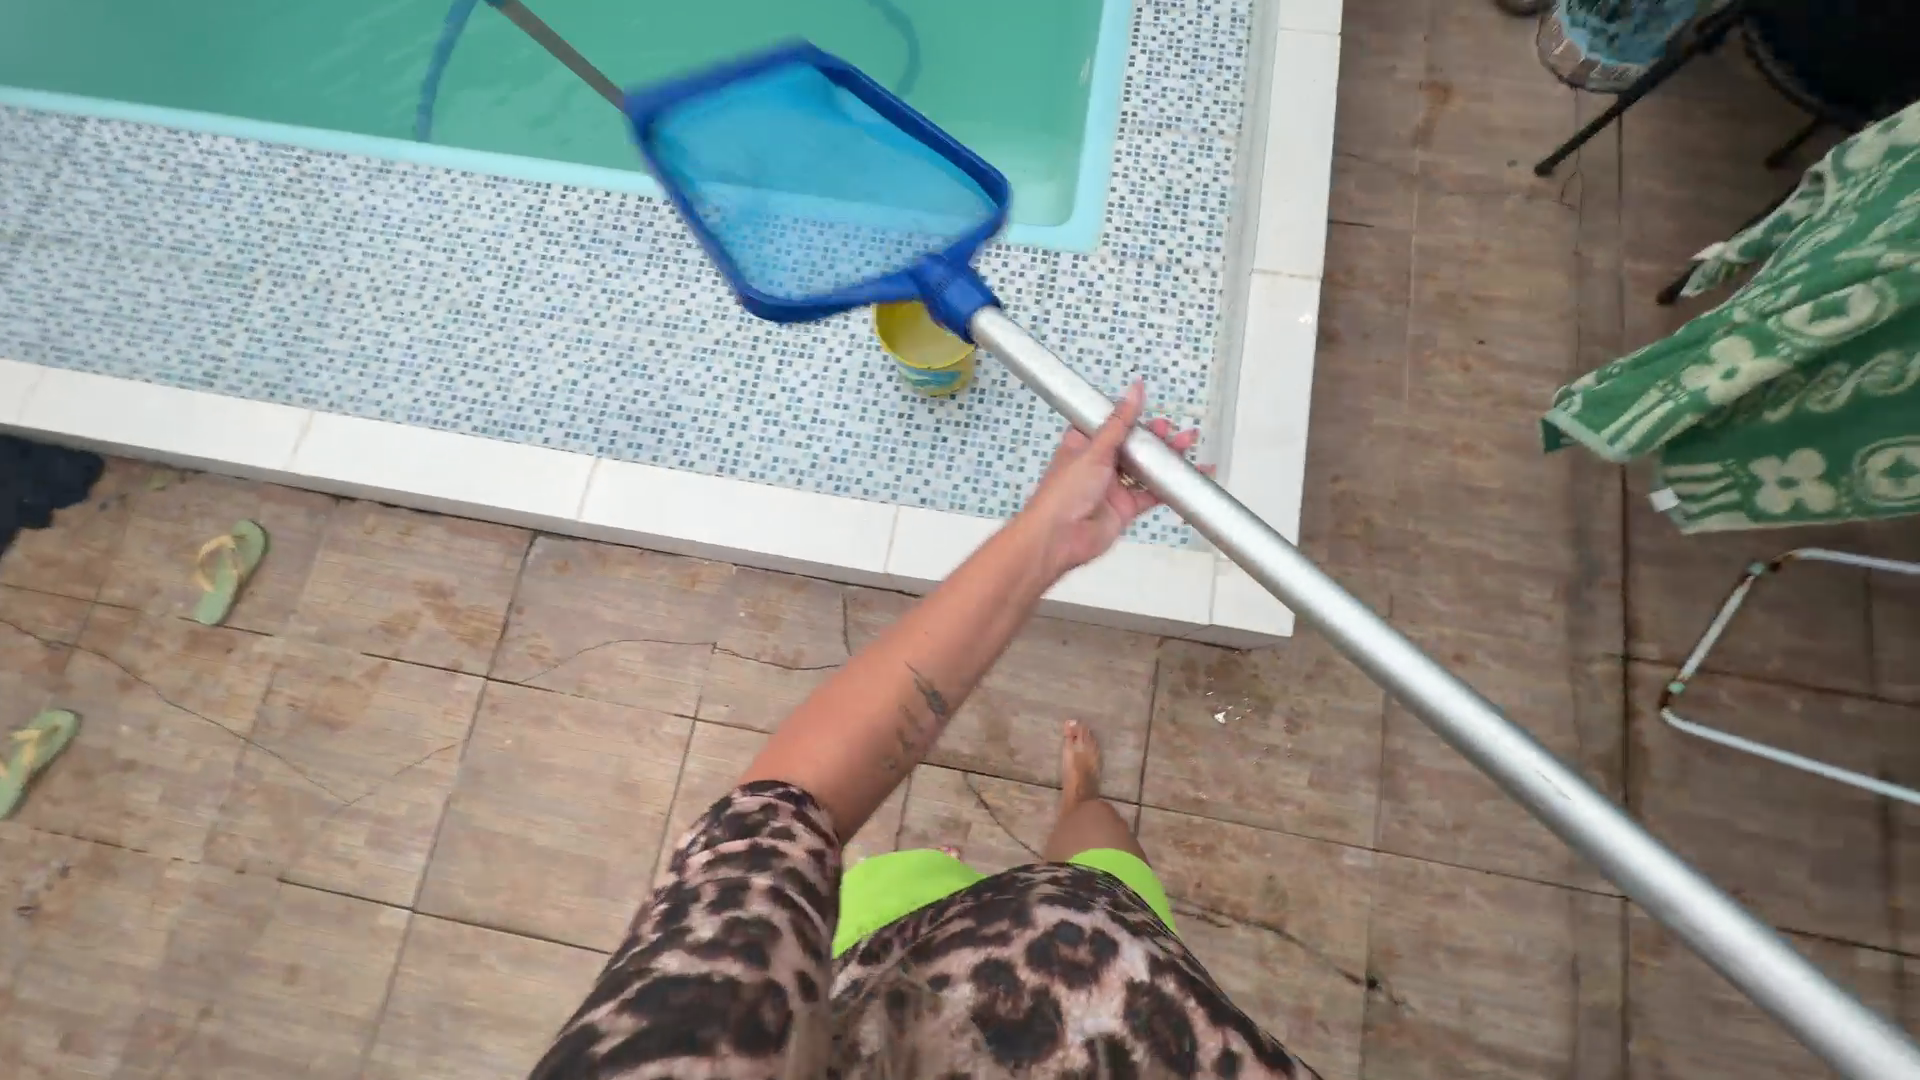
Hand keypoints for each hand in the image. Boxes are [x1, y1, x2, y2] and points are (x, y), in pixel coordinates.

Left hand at [1021, 379, 1201, 576]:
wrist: (1059, 538)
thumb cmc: (1064, 492)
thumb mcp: (1094, 450)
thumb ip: (1119, 422)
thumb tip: (1135, 390)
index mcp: (1083, 445)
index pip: (1109, 424)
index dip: (1129, 417)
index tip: (1149, 410)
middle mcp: (1098, 464)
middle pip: (1131, 446)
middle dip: (1154, 437)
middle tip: (1172, 430)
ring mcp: (1112, 487)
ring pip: (1144, 468)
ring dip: (1165, 458)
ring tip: (1187, 444)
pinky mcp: (1124, 508)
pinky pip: (1151, 494)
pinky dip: (1170, 486)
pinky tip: (1190, 475)